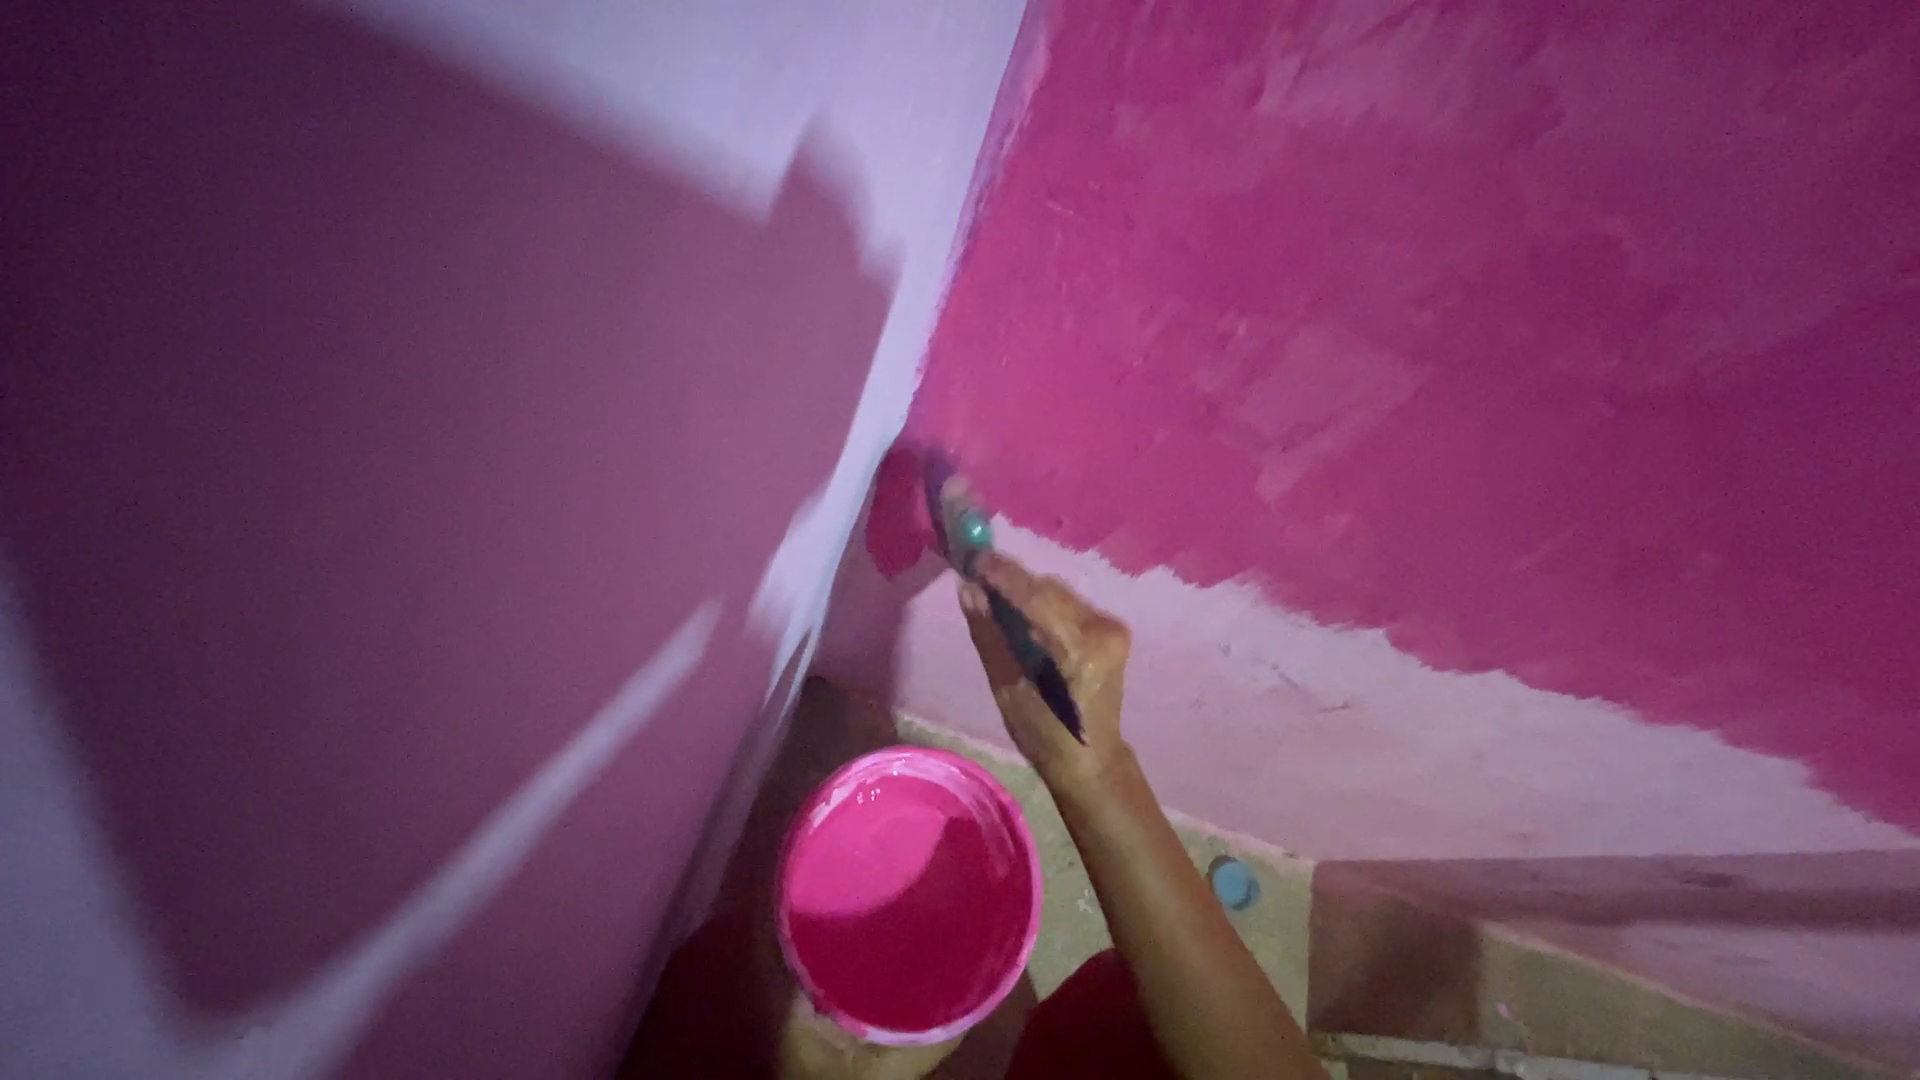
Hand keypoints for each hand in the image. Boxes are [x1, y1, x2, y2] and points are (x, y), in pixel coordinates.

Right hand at [959, 552, 1130, 790]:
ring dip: (1025, 591)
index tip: (971, 557)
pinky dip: (1041, 603)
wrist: (1093, 760)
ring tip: (993, 597)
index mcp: (1080, 650)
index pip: (1036, 596)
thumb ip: (989, 635)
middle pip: (1048, 589)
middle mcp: (1103, 630)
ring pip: (1057, 593)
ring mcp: (1112, 628)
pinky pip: (1068, 604)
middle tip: (975, 578)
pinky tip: (1020, 614)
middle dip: (1011, 581)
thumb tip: (968, 589)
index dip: (1002, 573)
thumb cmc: (1046, 735)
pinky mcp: (1111, 630)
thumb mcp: (1008, 690)